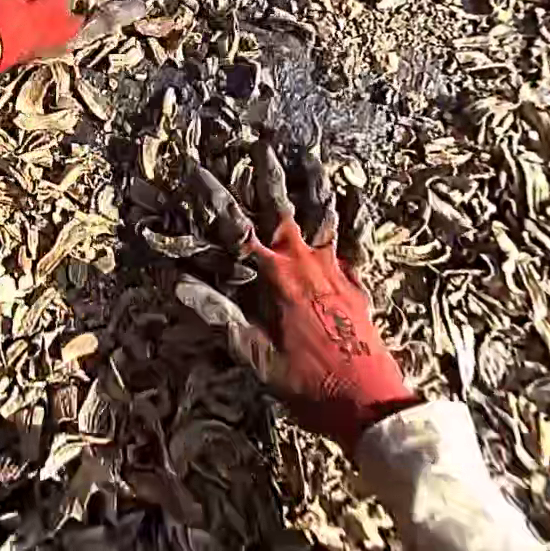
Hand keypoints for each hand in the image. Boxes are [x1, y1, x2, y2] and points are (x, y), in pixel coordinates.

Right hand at [176, 144, 417, 449]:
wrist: (372, 408)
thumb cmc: (308, 382)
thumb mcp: (255, 354)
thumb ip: (219, 315)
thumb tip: (176, 283)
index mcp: (275, 276)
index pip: (236, 225)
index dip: (213, 194)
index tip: (195, 167)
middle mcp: (304, 262)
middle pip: (283, 207)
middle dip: (269, 172)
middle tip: (261, 142)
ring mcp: (334, 269)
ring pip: (324, 215)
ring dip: (315, 182)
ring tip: (308, 153)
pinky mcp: (357, 283)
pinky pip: (359, 242)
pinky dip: (357, 215)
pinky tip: (357, 192)